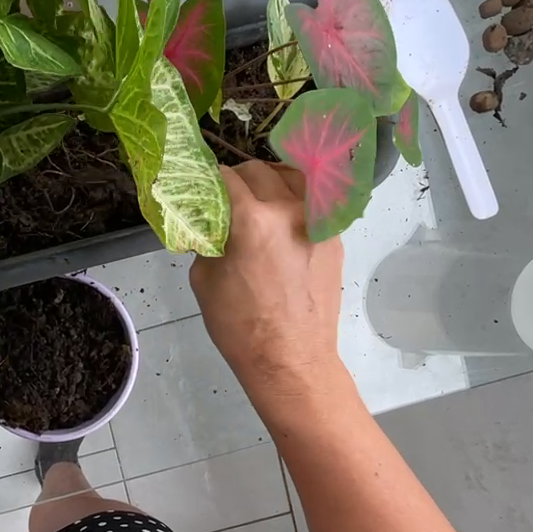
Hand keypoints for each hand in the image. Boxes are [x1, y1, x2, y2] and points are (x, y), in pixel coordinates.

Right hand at [191, 162, 349, 399]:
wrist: (291, 359)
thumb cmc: (239, 326)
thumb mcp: (204, 280)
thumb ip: (207, 240)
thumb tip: (211, 224)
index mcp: (251, 221)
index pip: (225, 178)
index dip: (207, 179)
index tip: (199, 186)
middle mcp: (289, 210)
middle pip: (259, 171)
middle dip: (237, 179)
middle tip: (223, 197)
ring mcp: (318, 220)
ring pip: (292, 177)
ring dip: (269, 180)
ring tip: (256, 198)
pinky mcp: (334, 235)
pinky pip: (312, 201)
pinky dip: (292, 199)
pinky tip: (279, 219)